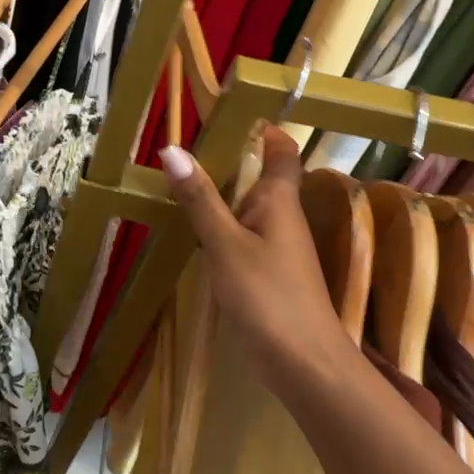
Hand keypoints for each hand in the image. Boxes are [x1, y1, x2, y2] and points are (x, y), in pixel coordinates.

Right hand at [160, 126, 364, 388]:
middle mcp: (282, 218)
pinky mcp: (265, 273)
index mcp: (280, 201)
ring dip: (220, 193)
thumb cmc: (267, 295)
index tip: (230, 113)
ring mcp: (275, 247)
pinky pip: (241, 235)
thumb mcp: (225, 244)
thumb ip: (199, 199)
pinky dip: (218, 226)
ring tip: (178, 181)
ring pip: (248, 208)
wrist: (301, 360)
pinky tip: (192, 232)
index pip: (281, 152)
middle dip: (229, 159)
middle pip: (261, 177)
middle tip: (184, 146)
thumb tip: (172, 149)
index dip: (263, 129)